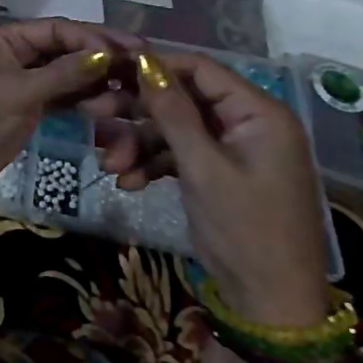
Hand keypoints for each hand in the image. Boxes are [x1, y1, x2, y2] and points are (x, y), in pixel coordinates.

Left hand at [0, 19, 133, 187]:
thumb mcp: (22, 92)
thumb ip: (64, 73)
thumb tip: (106, 54)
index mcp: (6, 38)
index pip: (58, 29)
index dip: (94, 37)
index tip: (130, 49)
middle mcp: (16, 52)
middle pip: (66, 48)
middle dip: (100, 56)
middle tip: (141, 63)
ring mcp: (24, 78)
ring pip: (68, 71)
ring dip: (96, 77)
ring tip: (131, 84)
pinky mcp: (31, 102)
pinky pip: (63, 92)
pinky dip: (84, 96)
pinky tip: (111, 100)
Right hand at [89, 50, 330, 325]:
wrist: (270, 298)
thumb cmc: (245, 227)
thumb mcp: (204, 168)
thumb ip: (174, 114)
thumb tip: (145, 65)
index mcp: (259, 113)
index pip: (201, 70)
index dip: (154, 66)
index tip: (106, 71)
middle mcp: (247, 124)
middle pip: (182, 100)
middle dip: (137, 112)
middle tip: (92, 116)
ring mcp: (232, 151)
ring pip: (174, 131)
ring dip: (139, 145)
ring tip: (110, 168)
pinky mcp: (218, 174)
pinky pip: (179, 156)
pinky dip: (152, 166)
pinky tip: (128, 184)